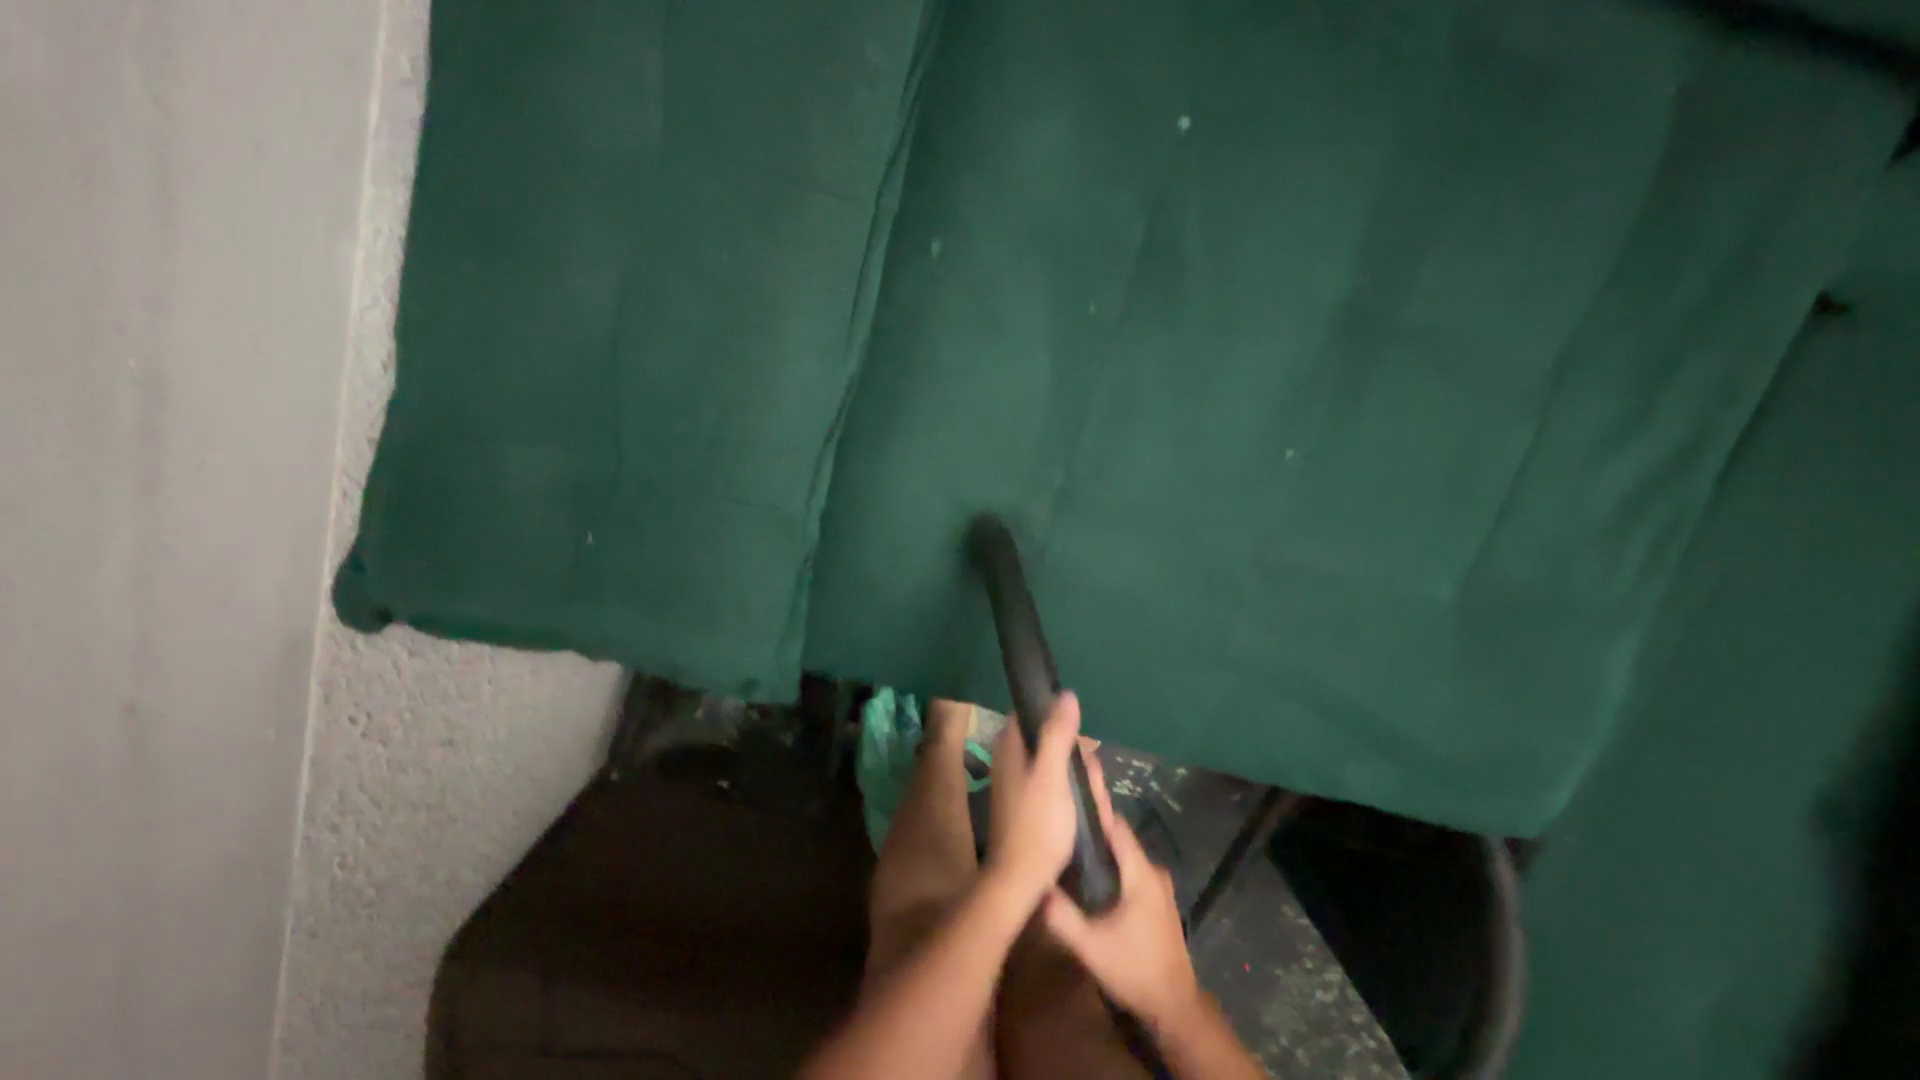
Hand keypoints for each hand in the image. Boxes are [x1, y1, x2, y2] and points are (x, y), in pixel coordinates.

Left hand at [984, 693, 1085, 901]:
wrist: (1022, 880)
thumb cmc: (1038, 824)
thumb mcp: (1053, 774)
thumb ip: (1058, 733)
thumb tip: (1065, 694)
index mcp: (1009, 747)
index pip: (1032, 714)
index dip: (1059, 722)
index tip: (1080, 744)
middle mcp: (1009, 761)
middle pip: (1052, 743)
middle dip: (1077, 762)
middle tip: (1091, 787)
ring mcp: (1019, 786)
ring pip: (1060, 769)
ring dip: (1080, 784)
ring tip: (1094, 807)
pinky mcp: (1029, 807)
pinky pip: (1057, 790)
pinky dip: (1073, 800)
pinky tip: (1086, 817)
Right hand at [1040, 776, 1201, 1027]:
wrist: (1174, 1006)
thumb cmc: (1134, 970)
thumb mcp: (1090, 946)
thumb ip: (1061, 916)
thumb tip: (1032, 885)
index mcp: (1140, 874)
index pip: (1115, 825)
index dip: (1093, 807)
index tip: (1068, 792)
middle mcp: (1153, 873)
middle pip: (1118, 838)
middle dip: (1090, 830)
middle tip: (1058, 823)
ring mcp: (1159, 888)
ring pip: (1123, 857)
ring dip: (1099, 852)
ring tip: (1066, 849)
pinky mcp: (1157, 902)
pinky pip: (1130, 872)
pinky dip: (1110, 869)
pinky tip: (1087, 879)